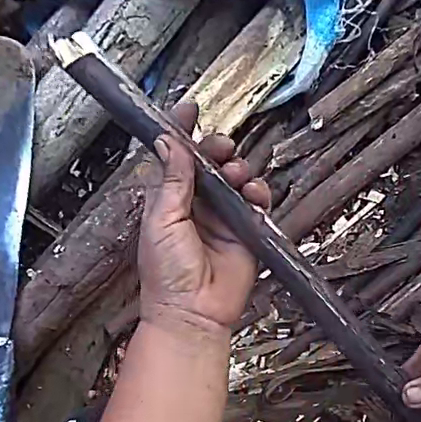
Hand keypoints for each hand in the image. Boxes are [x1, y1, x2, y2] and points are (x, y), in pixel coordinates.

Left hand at [138, 101, 271, 342]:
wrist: (193, 312)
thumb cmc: (167, 275)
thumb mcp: (162, 221)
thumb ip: (171, 180)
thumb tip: (169, 142)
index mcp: (168, 200)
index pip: (176, 156)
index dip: (182, 131)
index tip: (189, 110)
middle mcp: (196, 205)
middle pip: (210, 163)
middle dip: (217, 149)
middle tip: (221, 149)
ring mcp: (222, 218)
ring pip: (236, 178)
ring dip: (239, 170)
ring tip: (237, 176)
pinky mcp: (245, 232)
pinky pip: (257, 203)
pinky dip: (258, 193)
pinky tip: (253, 195)